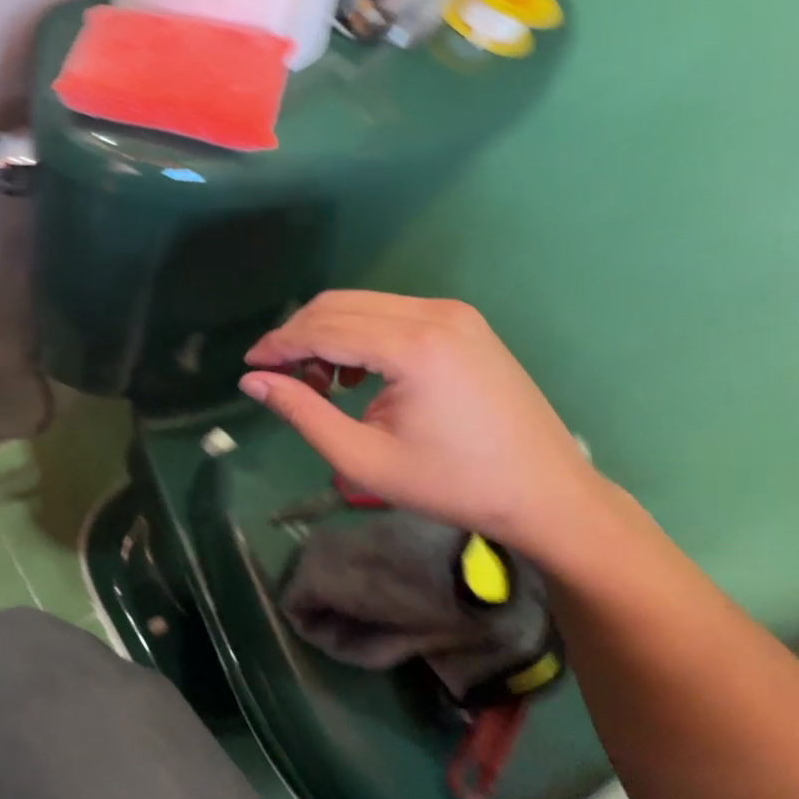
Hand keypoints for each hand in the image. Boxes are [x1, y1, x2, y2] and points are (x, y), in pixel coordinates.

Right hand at [241, 291, 615, 559]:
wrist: (548, 495)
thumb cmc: (452, 484)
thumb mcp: (363, 459)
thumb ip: (302, 412)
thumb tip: (252, 381)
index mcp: (412, 347)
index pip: (322, 328)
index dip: (278, 345)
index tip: (249, 368)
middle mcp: (433, 314)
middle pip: (338, 305)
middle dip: (298, 336)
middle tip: (279, 378)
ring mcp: (454, 314)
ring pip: (361, 304)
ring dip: (327, 334)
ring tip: (318, 383)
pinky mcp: (464, 323)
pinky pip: (390, 312)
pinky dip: (358, 333)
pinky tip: (357, 374)